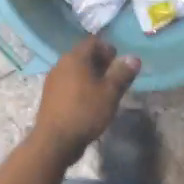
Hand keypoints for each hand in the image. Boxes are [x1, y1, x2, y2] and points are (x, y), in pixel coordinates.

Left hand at [32, 38, 140, 159]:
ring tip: (104, 93)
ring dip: (91, 77)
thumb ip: (122, 73)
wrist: (55, 141)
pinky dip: (80, 87)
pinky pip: (69, 84)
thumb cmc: (85, 112)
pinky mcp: (50, 96)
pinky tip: (89, 103)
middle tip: (115, 79)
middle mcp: (61, 64)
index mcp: (75, 58)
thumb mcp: (110, 92)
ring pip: (76, 71)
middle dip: (101, 64)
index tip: (120, 65)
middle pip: (84, 56)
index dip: (109, 49)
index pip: (93, 42)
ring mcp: (53, 80)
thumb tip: (133, 58)